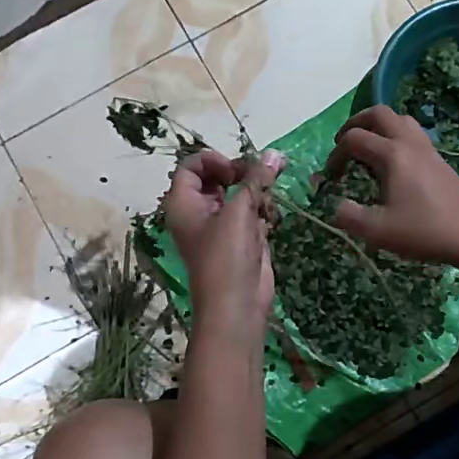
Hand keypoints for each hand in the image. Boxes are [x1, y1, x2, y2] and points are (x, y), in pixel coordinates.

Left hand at [162, 149, 285, 337]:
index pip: (191, 166)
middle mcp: (198, 212)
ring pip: (238, 195)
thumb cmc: (226, 257)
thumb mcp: (238, 212)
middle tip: (259, 181)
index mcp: (183, 203)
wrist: (237, 305)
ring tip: (266, 206)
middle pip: (217, 178)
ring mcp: (220, 226)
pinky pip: (251, 214)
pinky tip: (270, 221)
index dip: (214, 161)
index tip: (235, 172)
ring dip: (256, 195)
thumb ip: (256, 180)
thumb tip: (275, 153)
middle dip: (242, 176)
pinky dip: (262, 212)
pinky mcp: (241, 239)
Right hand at [325, 105, 458, 264]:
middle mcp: (409, 144)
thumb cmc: (424, 232)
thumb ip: (348, 215)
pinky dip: (395, 138)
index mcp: (392, 155)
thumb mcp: (377, 230)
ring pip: (399, 119)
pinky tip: (392, 165)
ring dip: (378, 127)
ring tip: (367, 149)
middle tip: (343, 144)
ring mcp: (428, 150)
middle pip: (379, 114)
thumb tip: (335, 206)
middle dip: (355, 124)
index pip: (354, 139)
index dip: (335, 155)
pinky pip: (412, 134)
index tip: (330, 177)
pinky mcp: (439, 161)